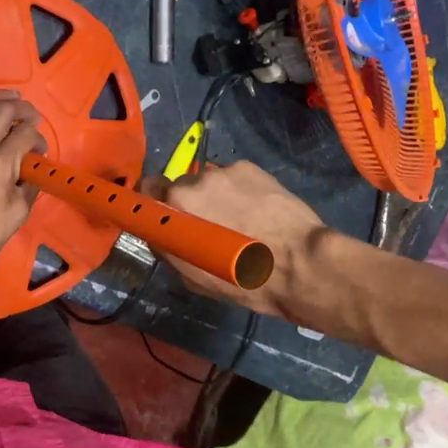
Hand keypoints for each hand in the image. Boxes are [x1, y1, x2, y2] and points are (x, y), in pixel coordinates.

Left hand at [0, 90, 46, 298]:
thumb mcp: (19, 212)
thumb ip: (29, 184)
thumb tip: (32, 169)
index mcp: (0, 165)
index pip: (24, 135)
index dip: (38, 138)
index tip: (40, 150)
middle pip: (1, 112)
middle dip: (21, 108)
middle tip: (32, 115)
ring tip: (7, 95)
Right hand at [152, 160, 333, 318]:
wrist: (300, 264)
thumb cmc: (243, 280)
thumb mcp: (194, 278)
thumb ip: (169, 249)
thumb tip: (160, 234)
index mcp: (173, 209)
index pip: (147, 190)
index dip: (154, 202)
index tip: (164, 214)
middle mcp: (191, 183)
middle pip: (180, 186)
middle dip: (190, 203)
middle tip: (209, 225)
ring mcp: (222, 172)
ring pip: (208, 180)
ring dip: (215, 195)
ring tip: (239, 218)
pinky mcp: (249, 167)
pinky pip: (232, 176)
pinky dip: (239, 189)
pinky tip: (257, 209)